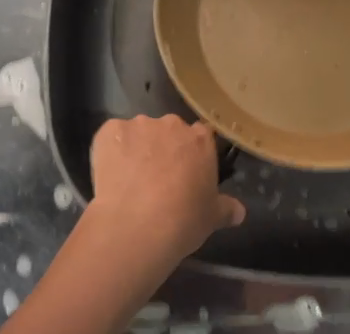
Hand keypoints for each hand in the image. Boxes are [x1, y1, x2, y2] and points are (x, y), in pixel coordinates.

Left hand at [85, 116, 244, 263]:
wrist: (137, 225)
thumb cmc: (183, 221)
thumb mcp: (211, 218)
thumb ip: (226, 208)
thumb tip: (239, 211)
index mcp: (200, 139)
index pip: (200, 137)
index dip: (191, 154)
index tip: (185, 173)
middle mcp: (171, 124)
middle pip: (169, 131)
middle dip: (164, 149)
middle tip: (157, 179)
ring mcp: (139, 124)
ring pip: (139, 133)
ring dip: (137, 149)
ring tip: (130, 181)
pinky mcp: (110, 130)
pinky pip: (112, 136)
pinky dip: (111, 151)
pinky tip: (111, 175)